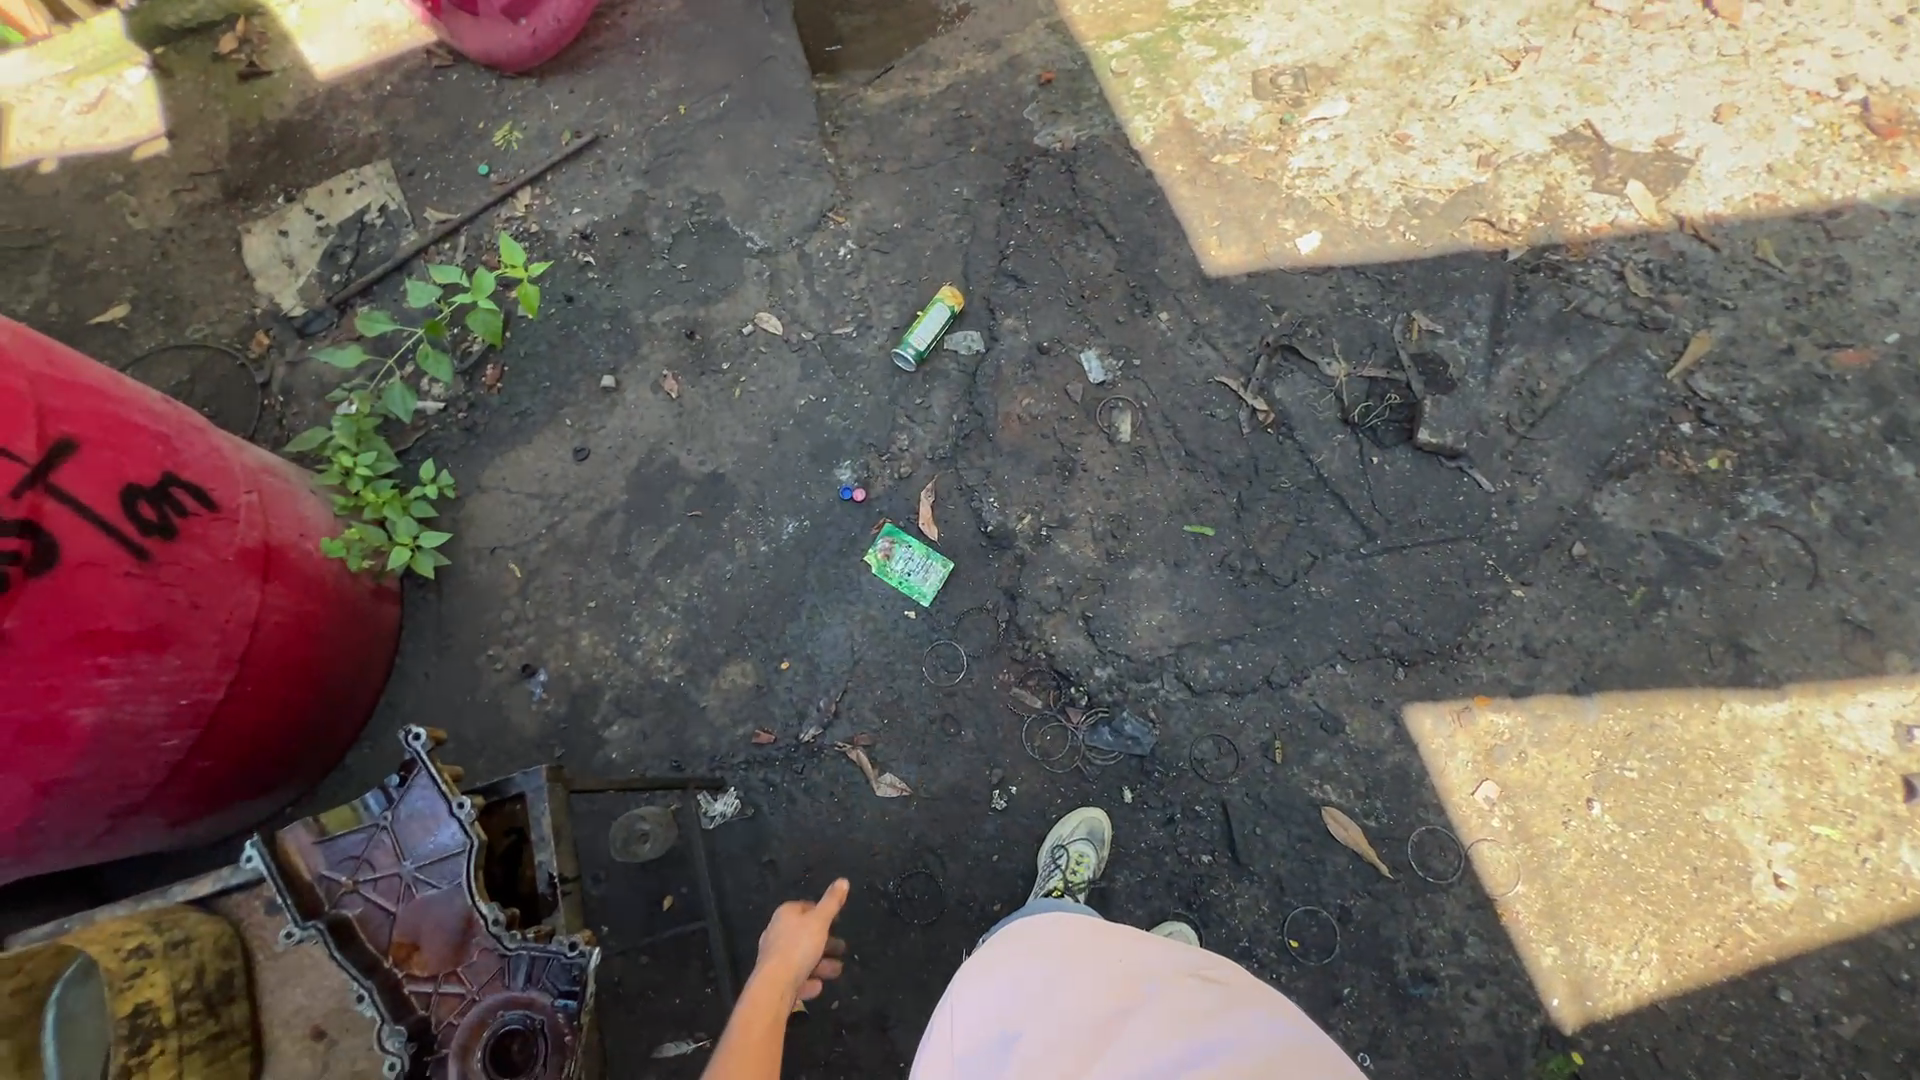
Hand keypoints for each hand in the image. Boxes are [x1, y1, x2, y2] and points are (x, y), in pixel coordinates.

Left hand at [751, 878, 849, 1002]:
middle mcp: (776, 933)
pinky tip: (817, 986)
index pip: (805, 908)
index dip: (822, 913)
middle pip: (805, 935)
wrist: (774, 986)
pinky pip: (795, 977)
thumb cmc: (798, 947)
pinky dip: (807, 980)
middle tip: (841, 948)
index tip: (837, 922)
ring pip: (801, 958)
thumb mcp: (820, 921)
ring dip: (821, 964)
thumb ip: (832, 902)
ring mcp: (774, 958)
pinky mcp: (775, 980)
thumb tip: (843, 880)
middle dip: (825, 942)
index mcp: (785, 915)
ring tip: (837, 970)